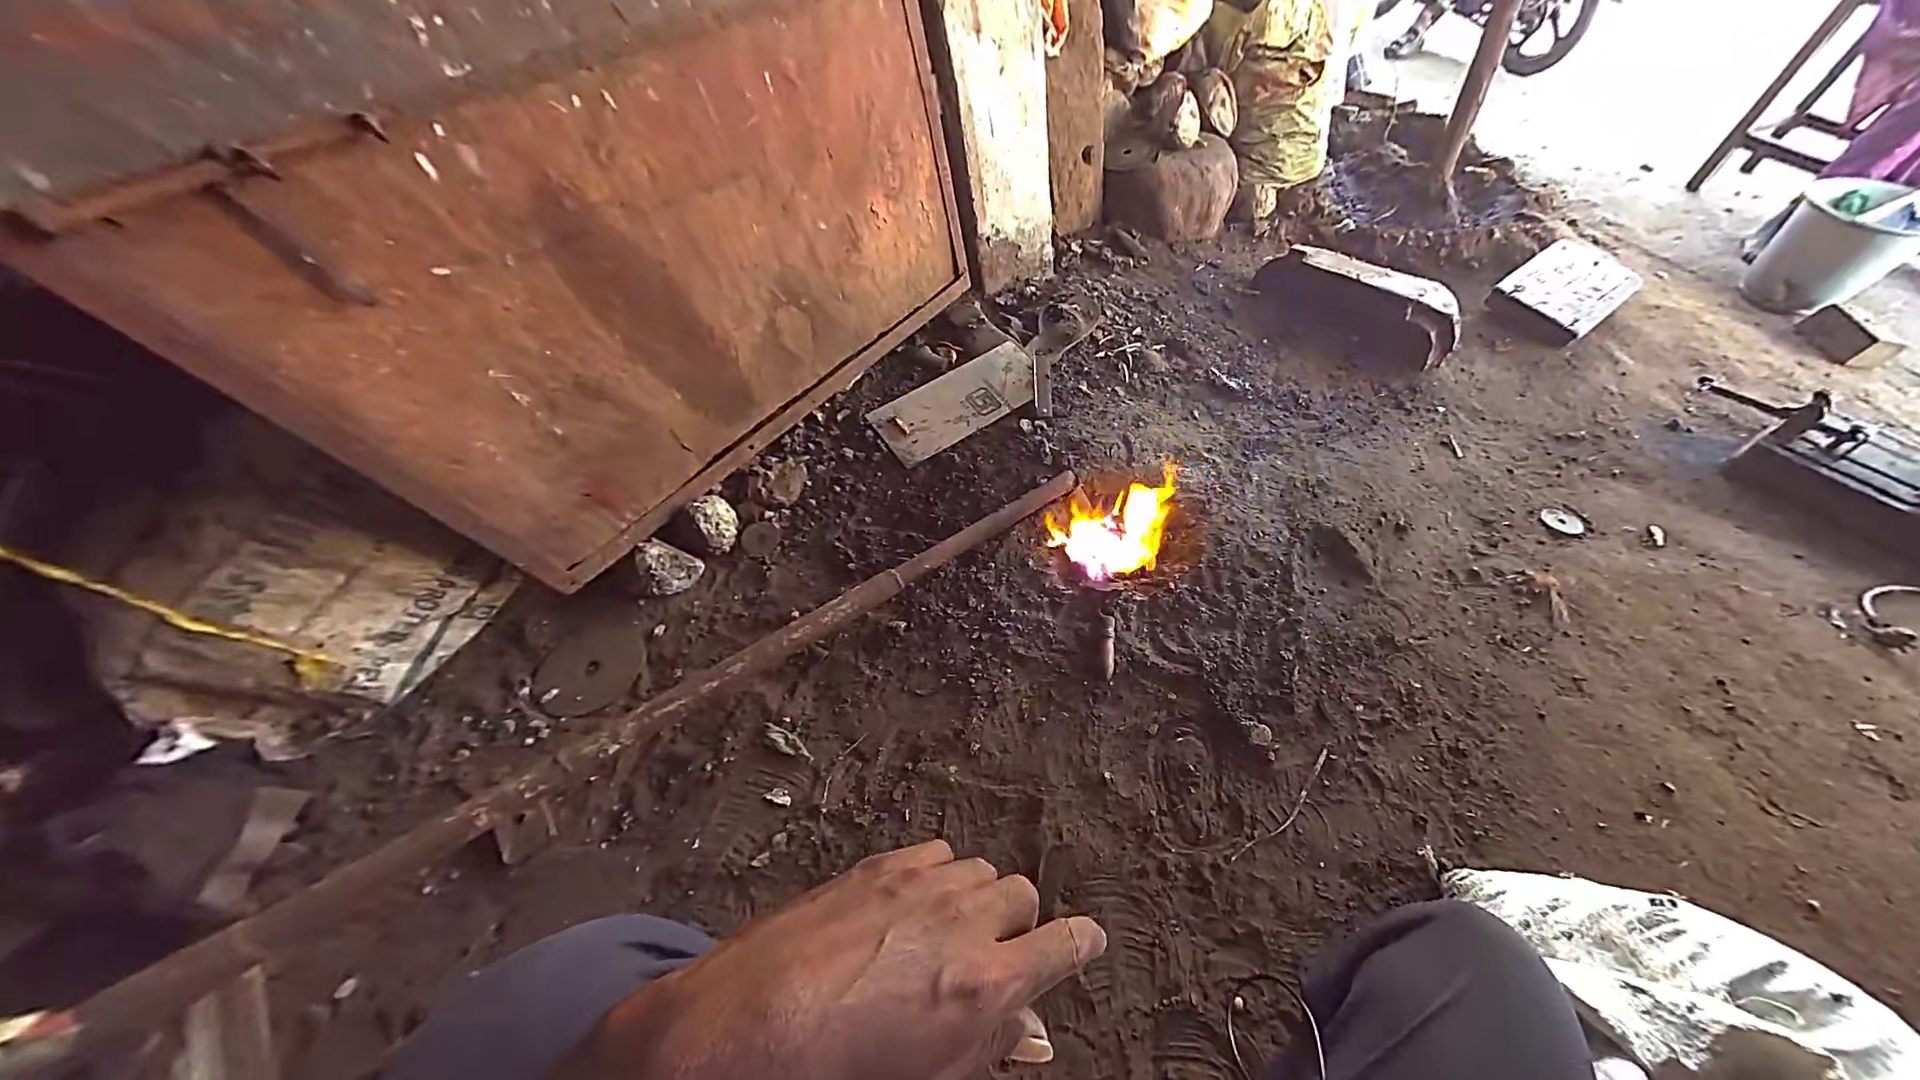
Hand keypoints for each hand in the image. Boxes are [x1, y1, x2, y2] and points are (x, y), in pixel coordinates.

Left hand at [551, 840, 1105, 1079]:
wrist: (749, 1025)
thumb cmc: (846, 1072)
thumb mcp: (933, 1076)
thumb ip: (991, 1047)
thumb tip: (1031, 1030)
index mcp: (987, 984)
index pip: (1065, 945)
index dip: (1083, 942)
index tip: (1089, 940)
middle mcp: (965, 920)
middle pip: (1022, 894)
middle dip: (1017, 922)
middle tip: (990, 950)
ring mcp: (923, 882)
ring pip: (979, 868)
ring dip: (974, 895)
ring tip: (943, 928)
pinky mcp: (884, 862)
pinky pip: (937, 852)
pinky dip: (938, 873)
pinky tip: (912, 901)